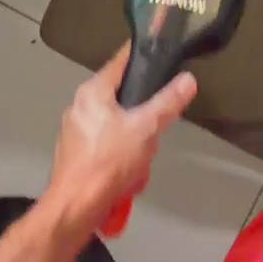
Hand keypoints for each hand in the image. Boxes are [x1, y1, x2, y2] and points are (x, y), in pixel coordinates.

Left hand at [45, 44, 196, 235]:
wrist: (74, 210)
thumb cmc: (107, 162)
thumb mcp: (146, 129)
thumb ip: (168, 102)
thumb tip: (188, 79)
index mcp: (92, 92)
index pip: (121, 60)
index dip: (143, 55)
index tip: (162, 51)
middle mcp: (80, 106)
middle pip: (123, 97)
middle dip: (143, 116)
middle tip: (154, 130)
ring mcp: (75, 132)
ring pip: (119, 125)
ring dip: (135, 143)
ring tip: (141, 160)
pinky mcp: (76, 156)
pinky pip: (108, 146)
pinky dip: (122, 158)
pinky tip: (129, 176)